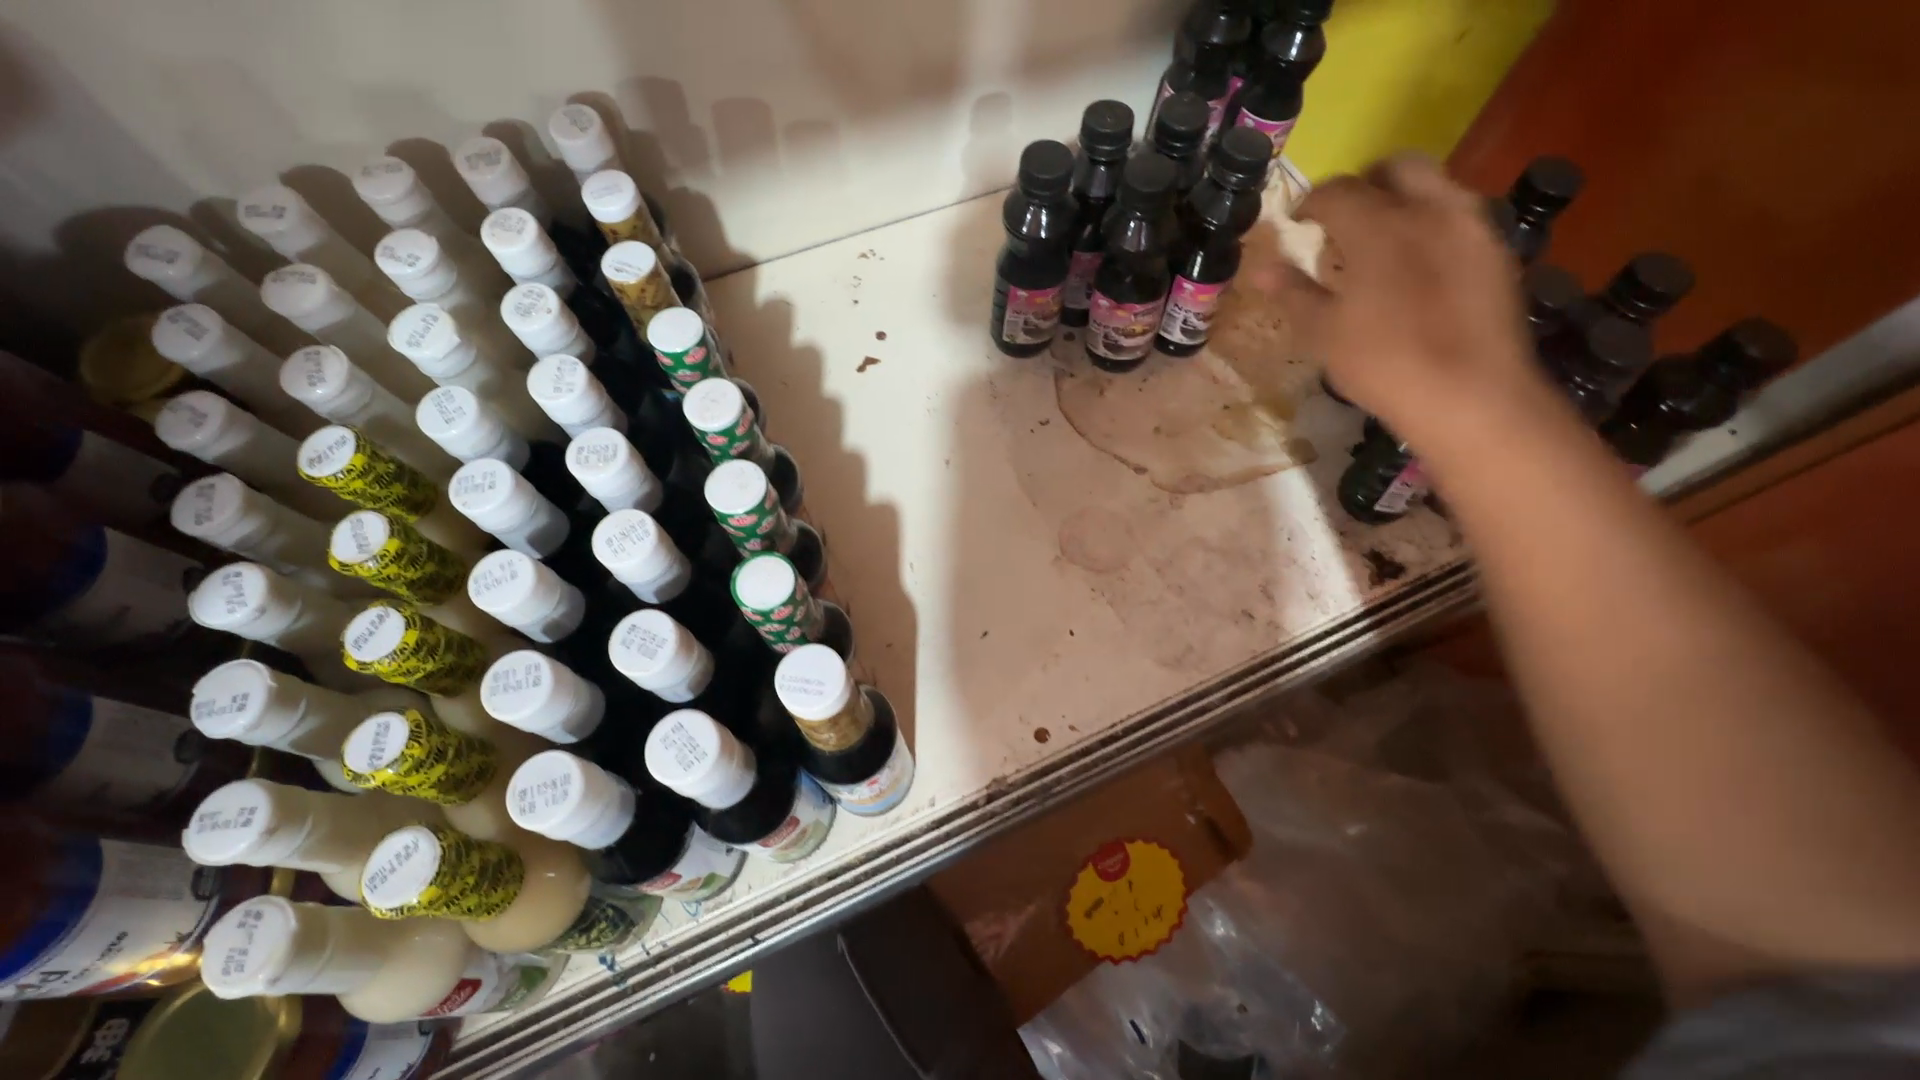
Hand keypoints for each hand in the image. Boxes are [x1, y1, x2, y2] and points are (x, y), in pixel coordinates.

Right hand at [1276, 154, 1554, 451]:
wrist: (1470, 394)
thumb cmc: (1383, 363)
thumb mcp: (1323, 333)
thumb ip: (1293, 293)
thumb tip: (1261, 270)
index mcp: (1378, 224)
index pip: (1336, 190)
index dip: (1310, 203)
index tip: (1298, 222)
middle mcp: (1429, 208)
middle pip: (1395, 167)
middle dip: (1365, 185)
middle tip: (1344, 222)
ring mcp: (1472, 225)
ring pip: (1434, 187)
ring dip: (1403, 202)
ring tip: (1384, 244)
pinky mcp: (1497, 251)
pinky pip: (1460, 218)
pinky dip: (1433, 227)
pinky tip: (1421, 268)